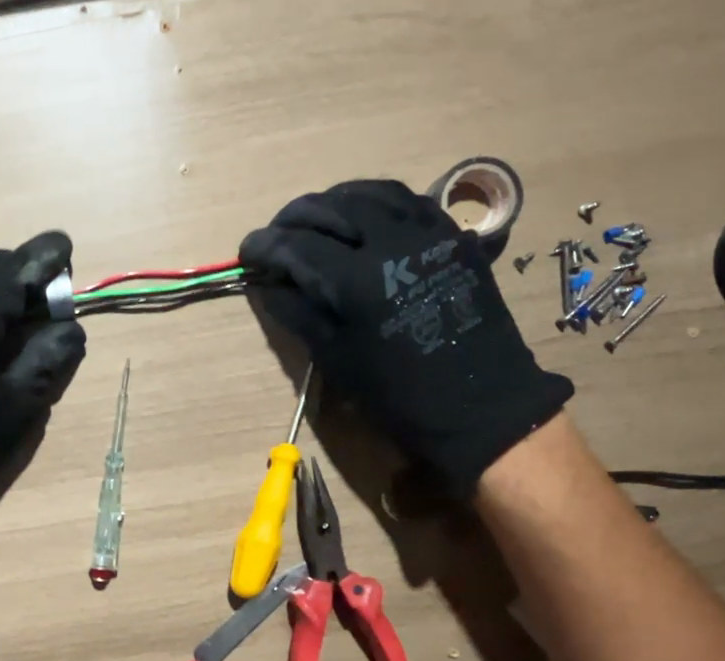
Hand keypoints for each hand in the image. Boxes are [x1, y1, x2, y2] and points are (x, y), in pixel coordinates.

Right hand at [239, 180, 571, 495]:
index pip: (298, 246)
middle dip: (295, 217)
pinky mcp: (454, 237)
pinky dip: (375, 202)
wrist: (478, 402)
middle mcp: (393, 242)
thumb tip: (267, 284)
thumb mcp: (336, 358)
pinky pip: (408, 201)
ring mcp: (429, 233)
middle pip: (333, 207)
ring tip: (313, 218)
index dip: (266, 246)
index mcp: (358, 280)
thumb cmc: (397, 394)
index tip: (246, 251)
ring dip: (334, 201)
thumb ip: (298, 313)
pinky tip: (361, 216)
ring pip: (372, 194)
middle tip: (274, 234)